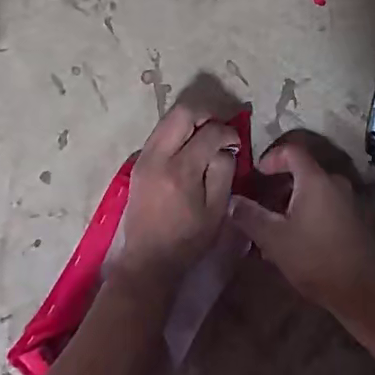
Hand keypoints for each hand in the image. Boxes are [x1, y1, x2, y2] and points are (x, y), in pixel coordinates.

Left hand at [106, 105, 241, 290]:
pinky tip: (190, 149)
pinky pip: (160, 134)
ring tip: (207, 137)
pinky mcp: (138, 164)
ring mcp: (144, 159)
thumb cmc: (189, 239)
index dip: (229, 133)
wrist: (148, 260)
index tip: (236, 144)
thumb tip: (224, 148)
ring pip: (168, 119)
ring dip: (191, 122)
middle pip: (182, 113)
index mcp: (181, 171)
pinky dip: (178, 132)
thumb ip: (224, 171)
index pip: (210, 132)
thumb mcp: (218, 209)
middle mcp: (158, 158)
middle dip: (207, 114)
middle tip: (221, 129)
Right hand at [229, 139, 374, 312]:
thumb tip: (231, 200)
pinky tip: (292, 239)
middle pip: (302, 171)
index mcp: (316, 179)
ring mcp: (347, 199)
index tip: (255, 175)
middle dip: (276, 186)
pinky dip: (305, 212)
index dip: (270, 158)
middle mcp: (335, 182)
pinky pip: (324, 203)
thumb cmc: (314, 257)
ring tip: (270, 229)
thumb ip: (250, 215)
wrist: (360, 287)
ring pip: (312, 190)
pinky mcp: (353, 216)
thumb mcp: (274, 238)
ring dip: (289, 203)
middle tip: (257, 207)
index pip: (292, 151)